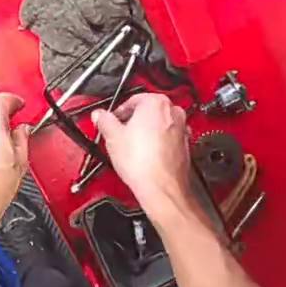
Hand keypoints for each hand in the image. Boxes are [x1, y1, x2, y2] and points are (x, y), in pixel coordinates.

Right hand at [90, 93, 197, 221]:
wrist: (161, 187)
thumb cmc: (143, 162)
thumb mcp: (113, 137)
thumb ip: (105, 121)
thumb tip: (100, 116)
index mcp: (156, 103)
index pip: (133, 100)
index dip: (119, 112)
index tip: (112, 121)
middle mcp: (173, 112)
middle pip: (148, 111)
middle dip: (134, 121)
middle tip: (120, 133)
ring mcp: (182, 128)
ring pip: (160, 124)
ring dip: (147, 132)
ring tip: (133, 146)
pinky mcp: (185, 145)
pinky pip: (168, 138)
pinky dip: (158, 143)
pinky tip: (147, 155)